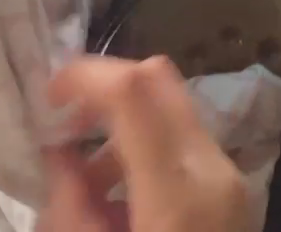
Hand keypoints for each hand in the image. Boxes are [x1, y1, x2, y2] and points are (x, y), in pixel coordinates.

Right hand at [40, 55, 248, 231]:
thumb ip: (70, 205)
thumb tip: (57, 153)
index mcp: (178, 191)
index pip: (133, 91)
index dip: (85, 75)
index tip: (47, 93)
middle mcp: (212, 166)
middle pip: (158, 78)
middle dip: (104, 85)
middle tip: (64, 120)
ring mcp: (229, 173)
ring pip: (170, 106)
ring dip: (123, 124)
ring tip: (84, 180)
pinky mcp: (232, 186)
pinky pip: (184, 140)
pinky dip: (146, 147)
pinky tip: (119, 195)